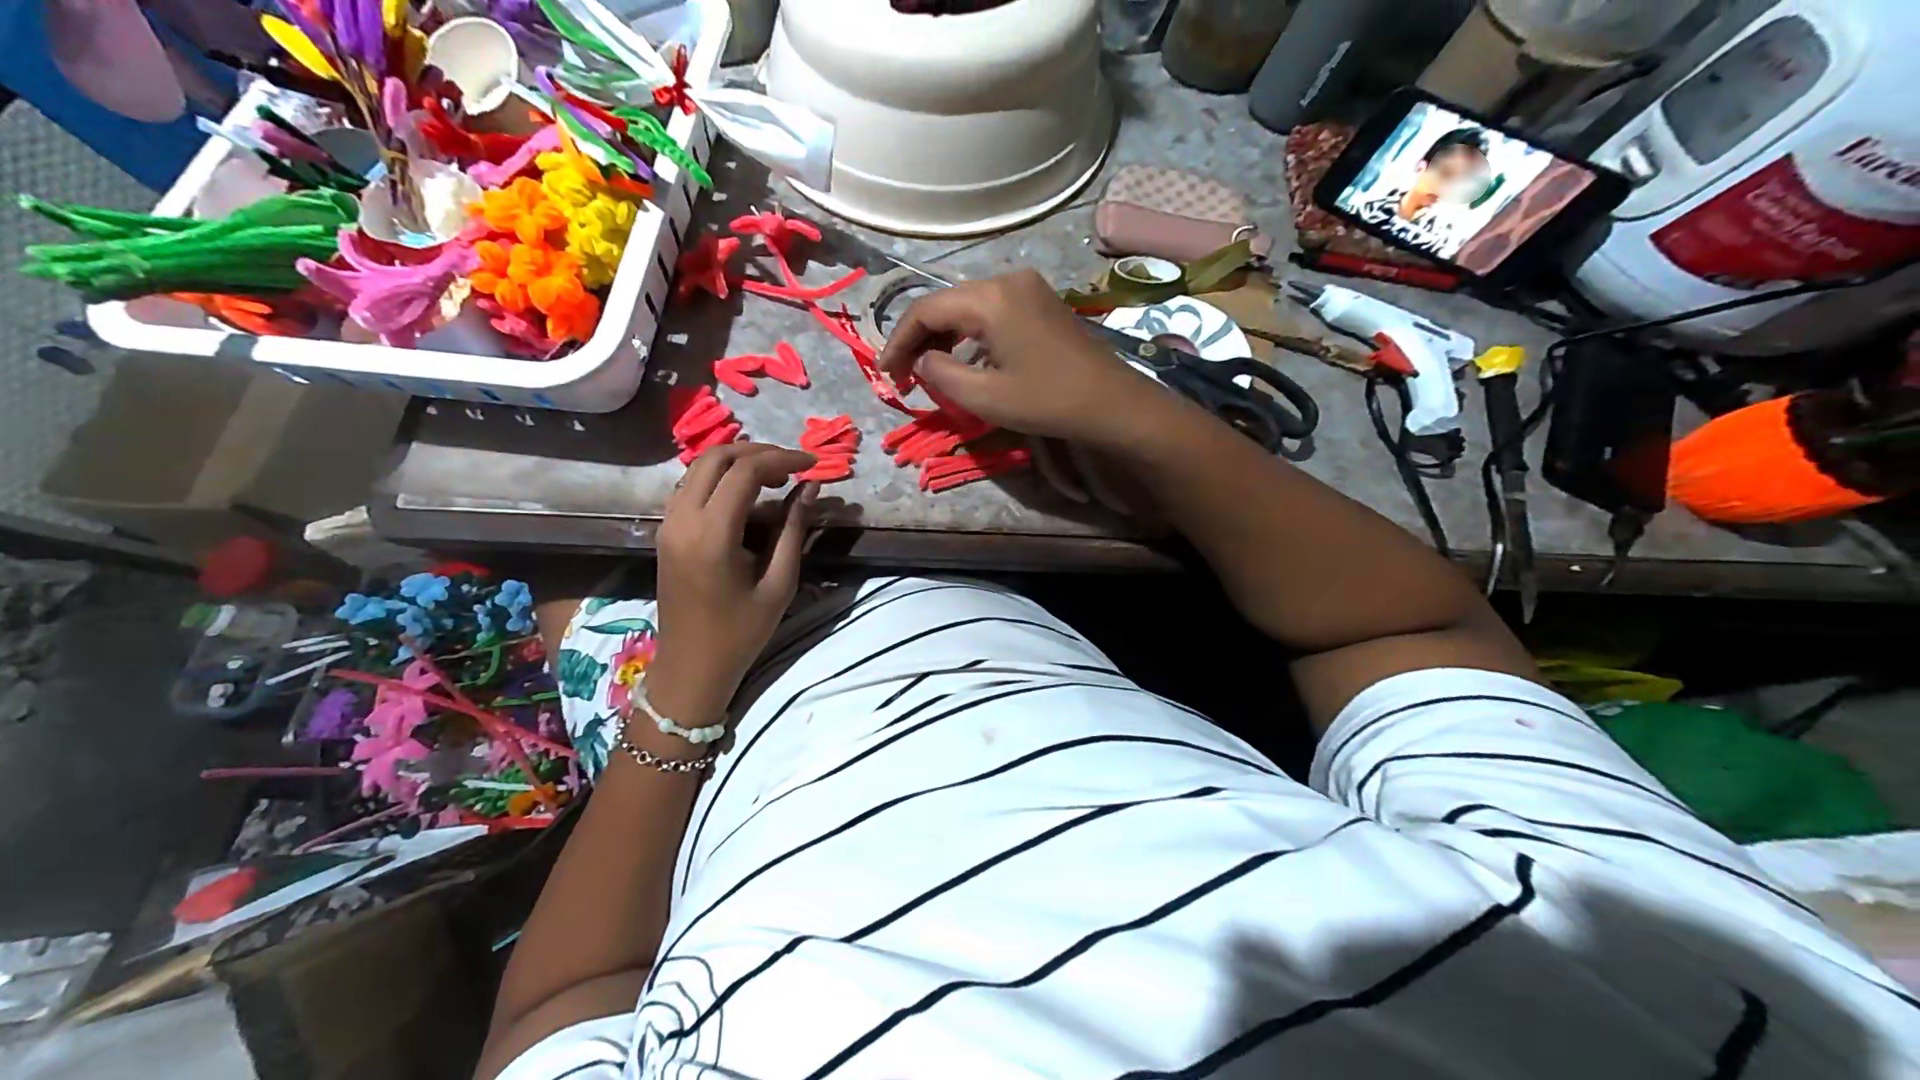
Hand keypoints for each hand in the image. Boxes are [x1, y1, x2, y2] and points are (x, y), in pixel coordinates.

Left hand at [648, 443, 816, 731]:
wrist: (690, 667)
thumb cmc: (740, 633)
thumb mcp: (779, 584)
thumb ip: (793, 530)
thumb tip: (810, 488)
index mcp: (711, 535)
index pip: (745, 471)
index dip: (783, 459)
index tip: (813, 464)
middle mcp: (682, 519)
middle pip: (717, 457)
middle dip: (759, 452)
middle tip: (793, 465)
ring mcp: (668, 523)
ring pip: (699, 467)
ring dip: (737, 461)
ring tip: (774, 476)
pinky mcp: (665, 531)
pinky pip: (690, 486)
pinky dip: (719, 477)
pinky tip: (745, 493)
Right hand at [876, 270, 1172, 445]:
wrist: (1112, 403)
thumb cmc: (1048, 401)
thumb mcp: (985, 397)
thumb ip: (941, 374)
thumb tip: (922, 360)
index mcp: (990, 298)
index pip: (925, 310)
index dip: (898, 342)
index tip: (885, 374)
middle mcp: (1006, 279)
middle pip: (945, 303)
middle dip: (918, 339)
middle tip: (903, 375)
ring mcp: (1027, 287)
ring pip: (967, 306)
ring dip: (943, 336)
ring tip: (927, 370)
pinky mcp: (1041, 301)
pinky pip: (991, 310)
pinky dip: (969, 333)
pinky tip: (963, 359)